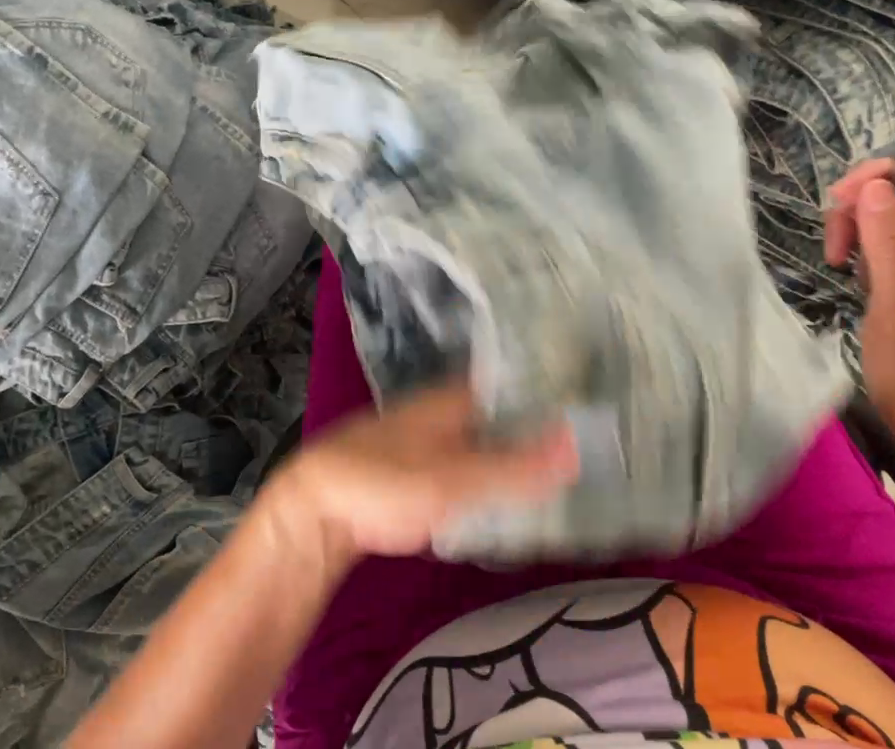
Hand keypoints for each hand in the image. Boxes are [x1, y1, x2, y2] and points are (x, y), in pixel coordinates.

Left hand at [264, 380, 578, 564]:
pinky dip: (482, 468)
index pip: (507, 382)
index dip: (543, 389)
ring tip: (551, 462)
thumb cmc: (383, 485)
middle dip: (529, 420)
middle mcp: (435, 411)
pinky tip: (498, 487)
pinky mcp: (404, 468)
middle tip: (579, 437)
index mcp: (448, 400)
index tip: (583, 400)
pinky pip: (457, 460)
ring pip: (475, 435)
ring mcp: (417, 438)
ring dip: (506, 445)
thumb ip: (514, 467)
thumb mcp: (454, 481)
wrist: (310, 511)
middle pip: (493, 409)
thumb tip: (578, 443)